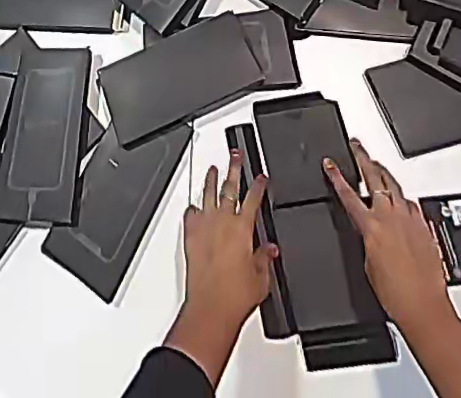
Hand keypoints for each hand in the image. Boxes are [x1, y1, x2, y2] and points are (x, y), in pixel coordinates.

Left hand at [164, 152, 274, 385]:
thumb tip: (270, 250)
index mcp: (243, 228)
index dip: (258, 185)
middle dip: (233, 168)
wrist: (211, 305)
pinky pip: (191, 214)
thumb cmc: (235, 295)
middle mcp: (222, 221)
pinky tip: (194, 204)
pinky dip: (194, 208)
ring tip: (212, 168)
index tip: (260, 176)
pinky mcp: (190, 234)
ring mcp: (204, 225)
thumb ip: (265, 259)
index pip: (253, 198)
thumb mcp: (261, 278)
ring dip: (210, 179)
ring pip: (208, 194)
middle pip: (229, 187)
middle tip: (235, 155)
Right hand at [324, 139, 456, 336]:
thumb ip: (368, 238)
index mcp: (370, 226)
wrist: (425, 308)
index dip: (336, 176)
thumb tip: (372, 231)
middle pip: (373, 177)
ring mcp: (410, 220)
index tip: (330, 164)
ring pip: (394, 185)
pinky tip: (402, 197)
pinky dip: (403, 197)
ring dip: (383, 172)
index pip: (348, 194)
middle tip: (356, 145)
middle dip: (362, 158)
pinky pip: (411, 204)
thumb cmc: (395, 294)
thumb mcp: (368, 263)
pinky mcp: (425, 228)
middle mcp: (390, 217)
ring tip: (376, 162)